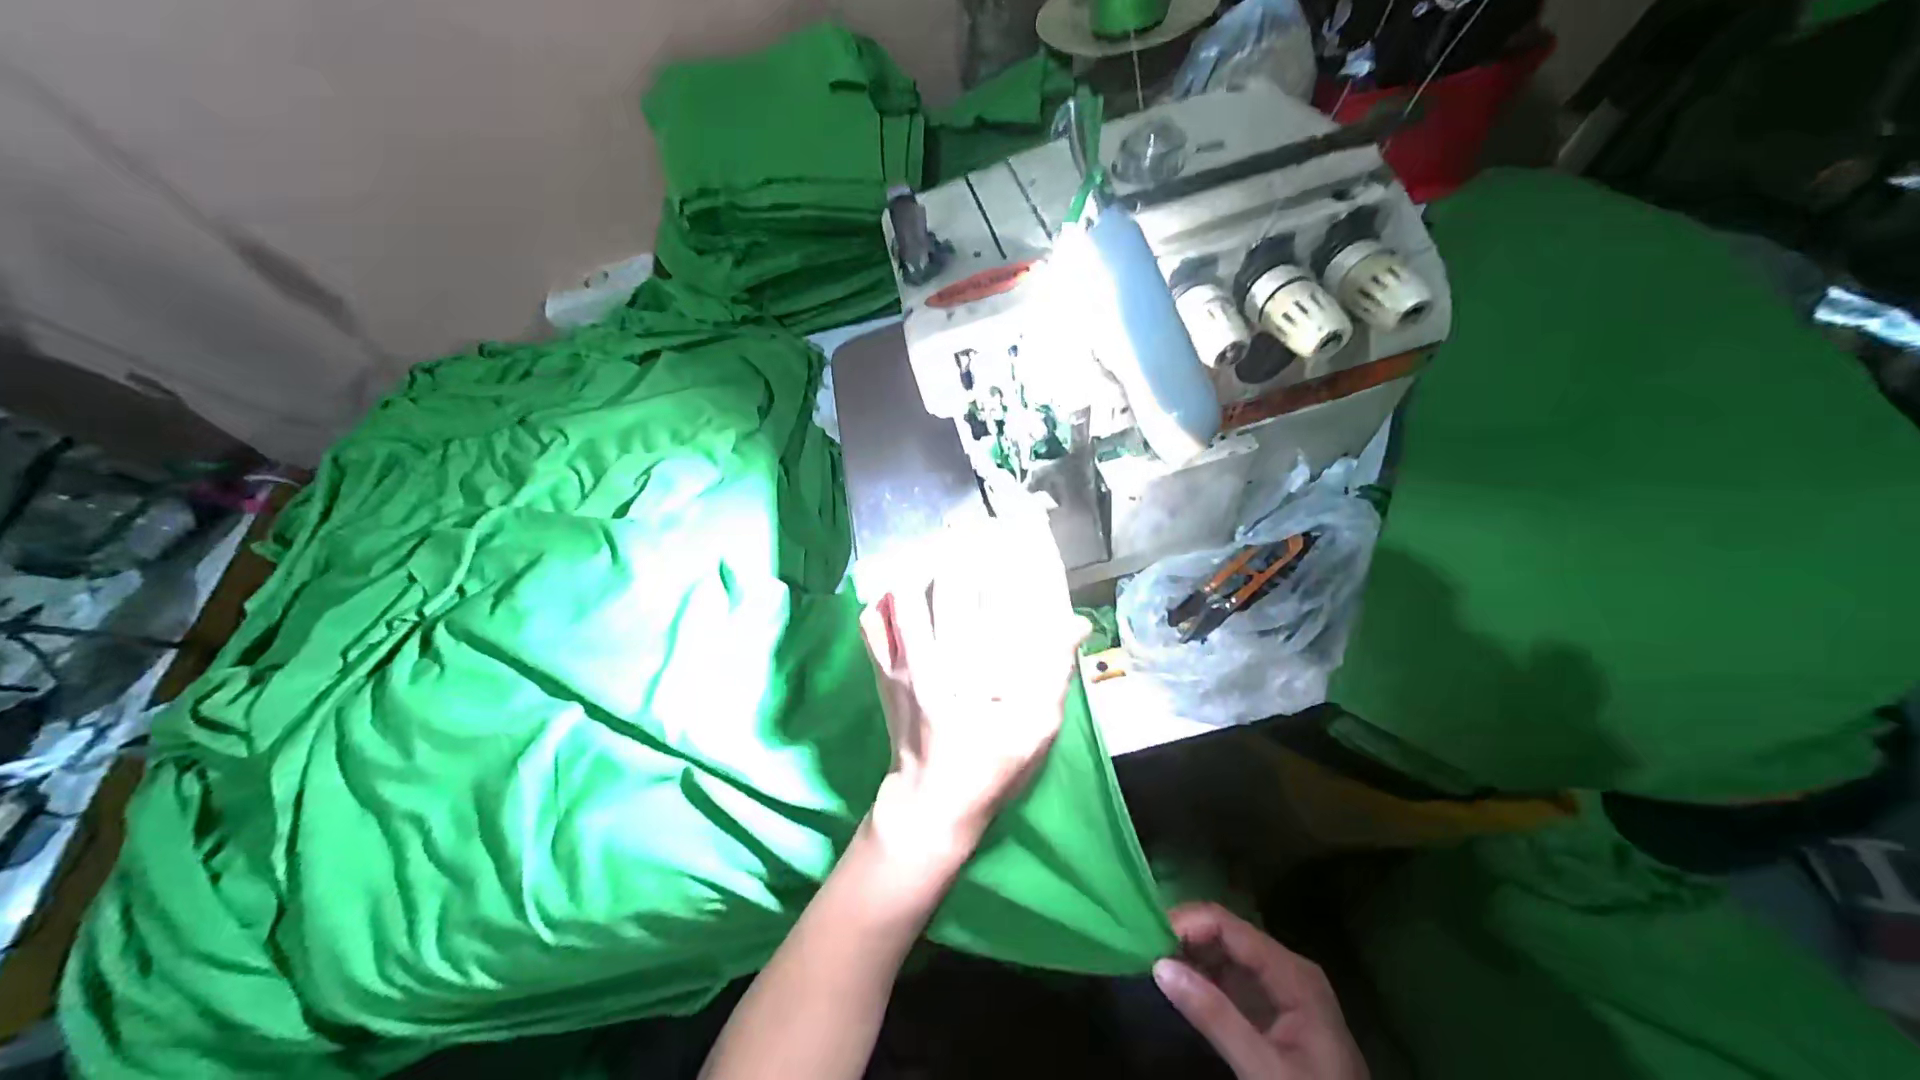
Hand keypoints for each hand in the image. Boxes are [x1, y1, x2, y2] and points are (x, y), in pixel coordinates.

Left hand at [857, 556, 1087, 872]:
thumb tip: (1075, 624)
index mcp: (978, 670)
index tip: (1006, 533)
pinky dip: (881, 603)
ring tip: (933, 550)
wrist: (932, 802)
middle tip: (966, 529)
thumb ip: (1054, 672)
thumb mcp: (1036, 728)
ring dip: (919, 567)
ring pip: (904, 598)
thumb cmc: (991, 765)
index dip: (998, 560)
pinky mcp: (881, 674)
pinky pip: (871, 626)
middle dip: (956, 549)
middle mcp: (937, 658)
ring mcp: (902, 664)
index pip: (990, 599)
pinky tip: (896, 593)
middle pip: (944, 588)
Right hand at [1154, 903, 1367, 1079]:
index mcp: (1292, 973)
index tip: (1145, 940)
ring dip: (1188, 954)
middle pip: (1226, 933)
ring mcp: (1279, 988)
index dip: (1186, 924)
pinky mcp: (1270, 1010)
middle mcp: (1286, 968)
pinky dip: (1200, 976)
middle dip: (1183, 937)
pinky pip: (1229, 978)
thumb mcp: (1264, 1071)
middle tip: (1140, 951)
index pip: (1228, 926)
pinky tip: (1176, 985)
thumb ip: (1214, 1017)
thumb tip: (1159, 965)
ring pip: (1224, 953)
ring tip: (1150, 963)